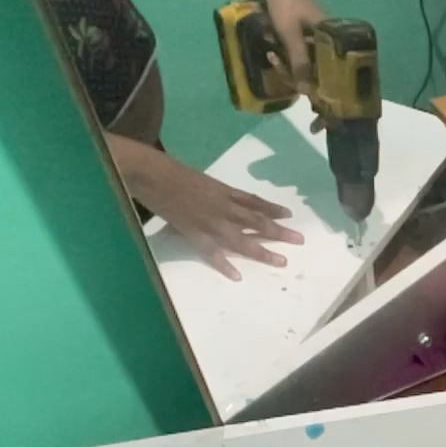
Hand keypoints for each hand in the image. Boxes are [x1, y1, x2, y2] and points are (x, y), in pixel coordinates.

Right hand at [113, 137, 303, 279]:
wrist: (146, 170)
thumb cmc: (168, 171)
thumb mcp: (199, 178)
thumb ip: (214, 191)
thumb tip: (224, 199)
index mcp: (223, 191)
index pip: (254, 202)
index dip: (272, 209)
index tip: (289, 215)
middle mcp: (223, 207)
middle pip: (257, 221)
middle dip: (279, 232)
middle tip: (299, 240)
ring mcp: (210, 221)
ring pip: (242, 239)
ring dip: (263, 251)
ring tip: (281, 262)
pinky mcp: (194, 232)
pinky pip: (212, 252)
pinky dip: (224, 264)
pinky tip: (237, 276)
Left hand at [265, 0, 326, 92]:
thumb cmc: (287, 2)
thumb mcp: (291, 34)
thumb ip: (300, 62)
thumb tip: (307, 92)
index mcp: (334, 43)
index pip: (332, 75)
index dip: (319, 87)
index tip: (300, 89)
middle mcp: (330, 44)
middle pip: (318, 71)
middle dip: (295, 73)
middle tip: (275, 63)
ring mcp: (318, 40)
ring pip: (307, 64)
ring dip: (287, 63)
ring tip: (271, 55)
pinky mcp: (306, 36)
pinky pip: (300, 54)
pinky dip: (286, 53)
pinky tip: (272, 47)